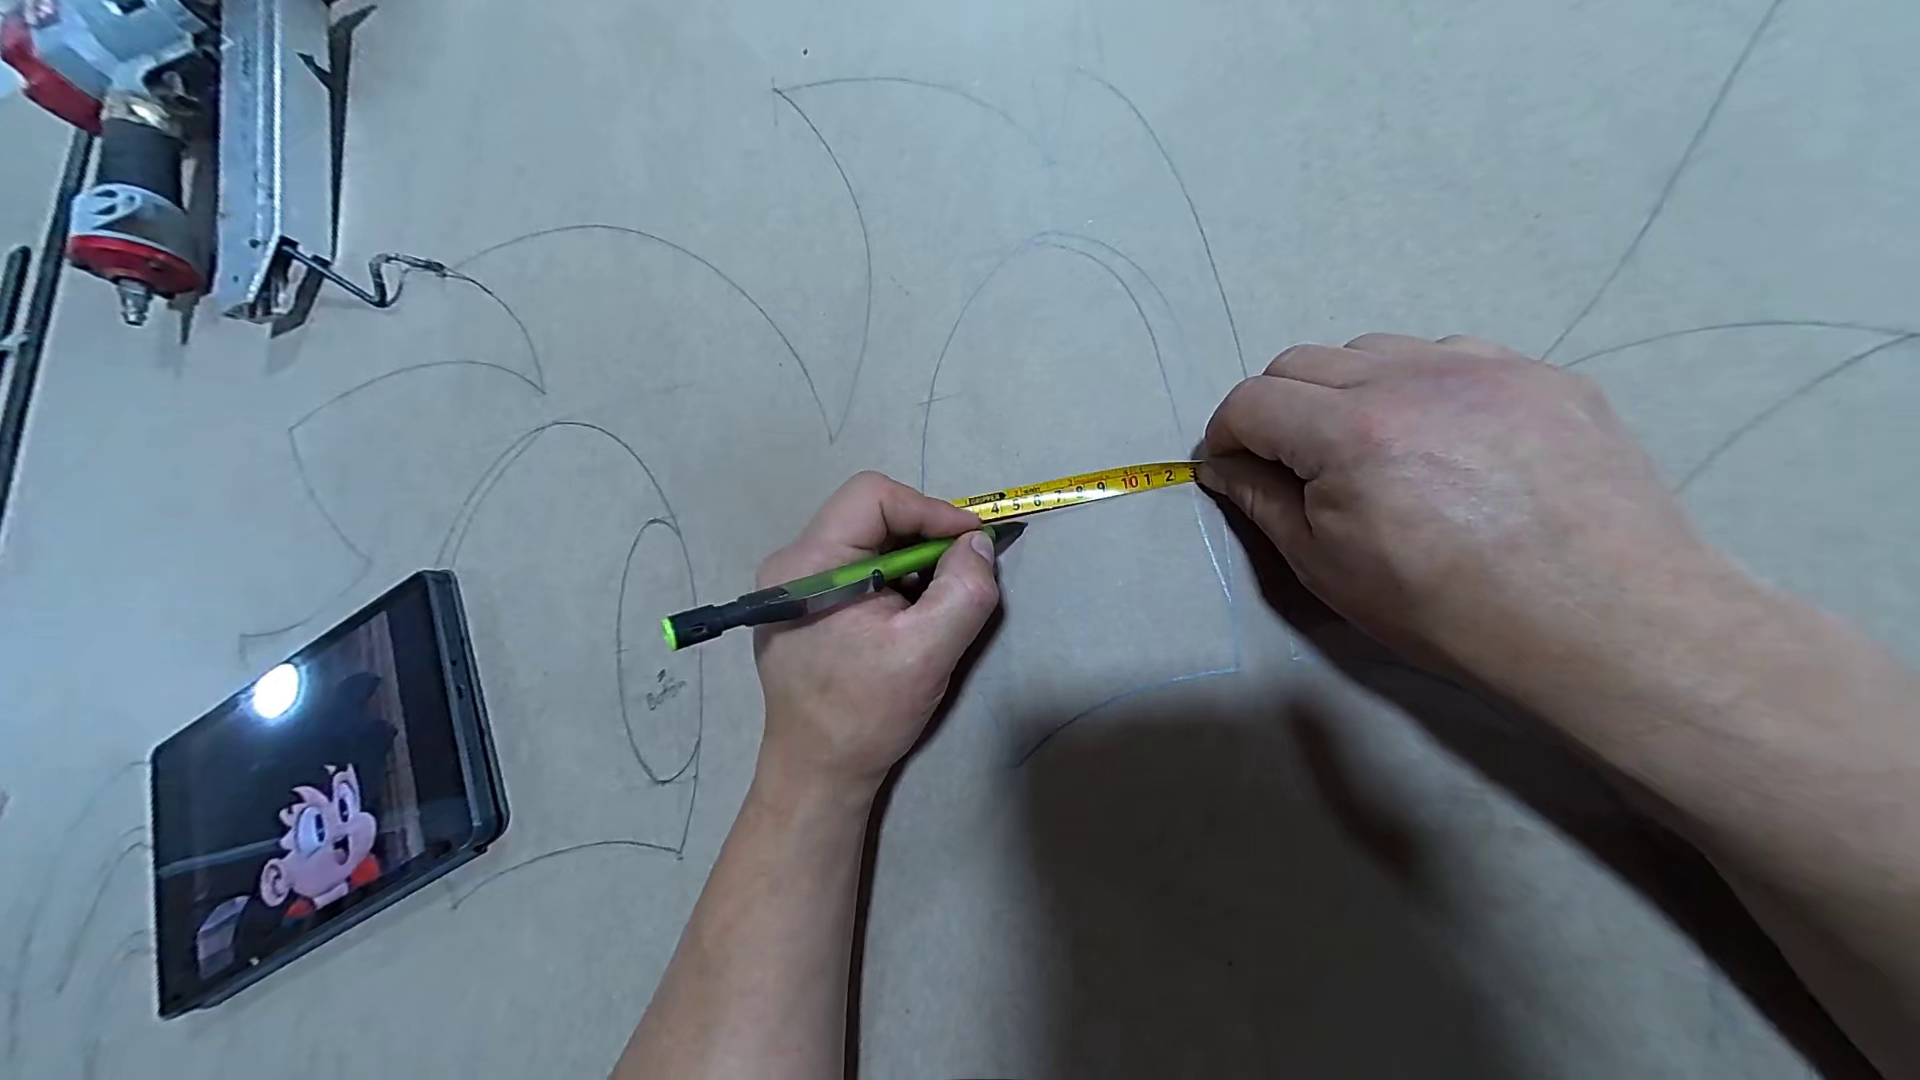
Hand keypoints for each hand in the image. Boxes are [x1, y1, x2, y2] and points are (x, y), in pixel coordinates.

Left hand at [753, 472, 1000, 793]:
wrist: (817, 772)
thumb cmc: (865, 715)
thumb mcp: (928, 653)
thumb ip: (964, 590)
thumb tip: (978, 543)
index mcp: (810, 565)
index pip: (873, 497)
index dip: (930, 510)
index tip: (972, 542)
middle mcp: (793, 563)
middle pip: (870, 514)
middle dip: (925, 536)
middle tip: (962, 569)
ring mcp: (796, 584)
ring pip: (869, 539)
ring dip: (914, 559)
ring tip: (936, 598)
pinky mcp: (806, 603)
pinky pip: (860, 565)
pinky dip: (897, 577)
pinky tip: (910, 613)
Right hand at [1201, 334, 1732, 697]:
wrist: (1603, 623)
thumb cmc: (1440, 608)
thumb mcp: (1323, 565)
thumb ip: (1262, 501)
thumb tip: (1219, 466)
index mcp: (1350, 434)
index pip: (1252, 400)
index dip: (1225, 432)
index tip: (1232, 465)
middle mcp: (1411, 379)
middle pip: (1300, 361)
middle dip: (1273, 407)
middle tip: (1290, 461)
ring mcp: (1484, 367)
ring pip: (1370, 348)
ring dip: (1340, 389)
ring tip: (1366, 445)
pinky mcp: (1540, 373)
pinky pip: (1444, 353)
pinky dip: (1411, 384)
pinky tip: (1435, 435)